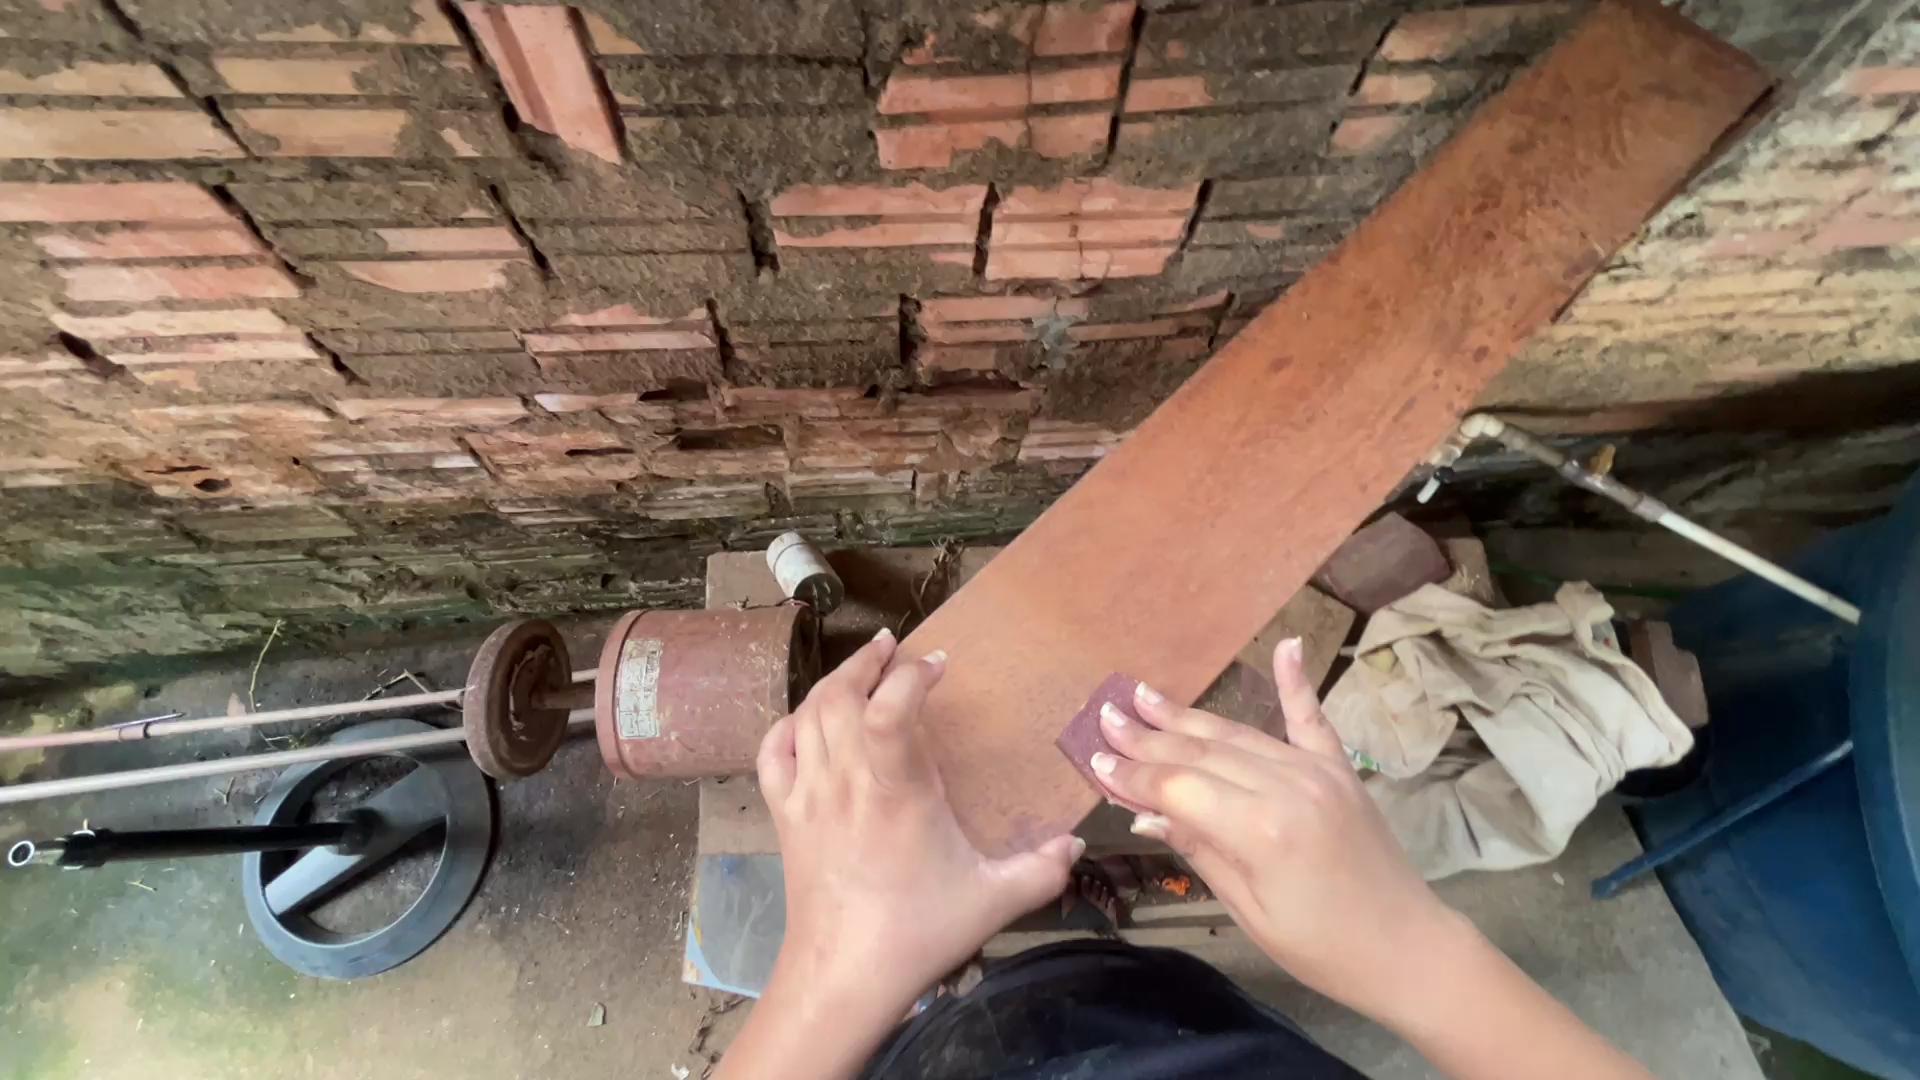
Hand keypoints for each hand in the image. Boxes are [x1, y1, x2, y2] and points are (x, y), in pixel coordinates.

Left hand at [758, 628, 1083, 1011]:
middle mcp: (846, 780)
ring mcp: (807, 794)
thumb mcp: (992, 901)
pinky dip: (788, 726)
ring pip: (808, 715)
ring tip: (861, 668)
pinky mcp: (784, 814)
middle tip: (894, 647)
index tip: (939, 664)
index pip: (889, 708)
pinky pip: (774, 753)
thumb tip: (1079, 842)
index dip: (912, 675)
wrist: (840, 978)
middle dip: (866, 660)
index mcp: (895, 790)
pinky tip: (807, 721)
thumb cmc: (916, 932)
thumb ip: (1042, 869)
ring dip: (833, 682)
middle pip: (839, 695)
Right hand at [1089, 637, 1466, 1024]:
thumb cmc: (1320, 947)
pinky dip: (1295, 681)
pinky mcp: (1337, 767)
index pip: (1178, 788)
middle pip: (1200, 752)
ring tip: (1143, 694)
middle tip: (1106, 716)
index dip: (1133, 776)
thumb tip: (1142, 811)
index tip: (1095, 761)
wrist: (1411, 950)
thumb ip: (1196, 848)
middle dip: (1146, 737)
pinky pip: (1309, 718)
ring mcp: (1315, 770)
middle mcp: (1286, 786)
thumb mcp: (1247, 908)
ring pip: (1234, 734)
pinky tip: (1286, 644)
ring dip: (1185, 714)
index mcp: (1260, 829)